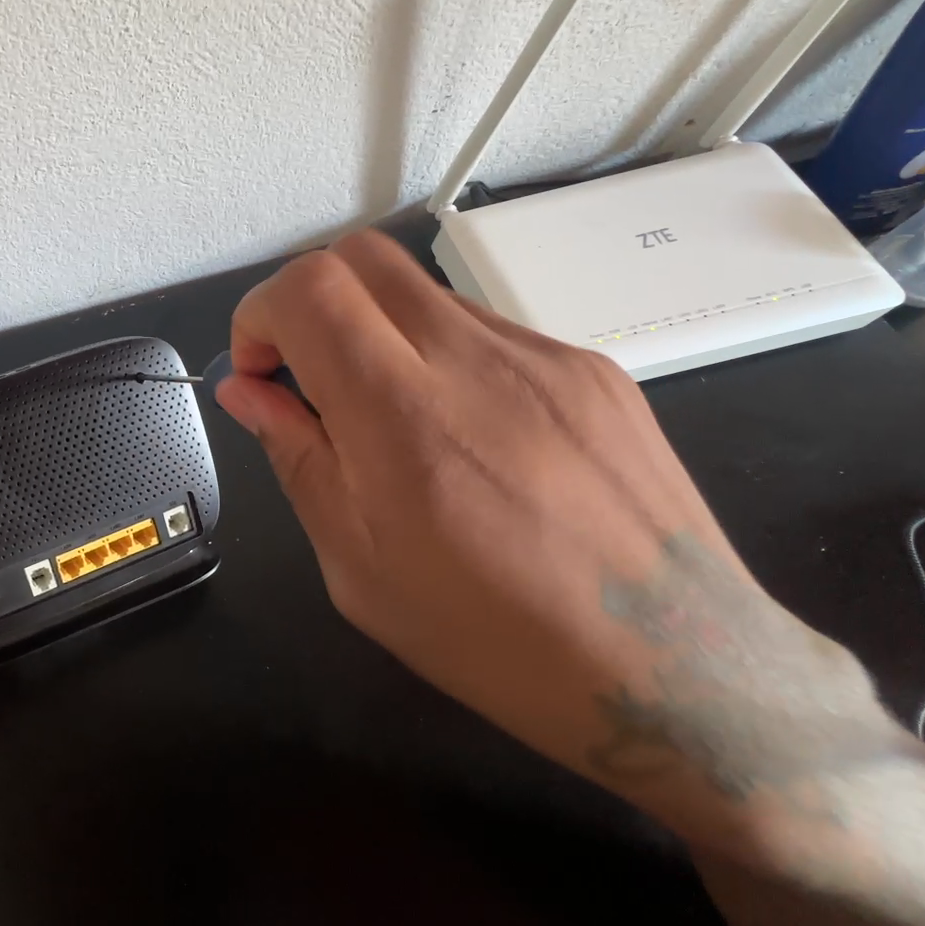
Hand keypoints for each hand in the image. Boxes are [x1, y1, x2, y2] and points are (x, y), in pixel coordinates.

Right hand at [214, 230, 902, 849]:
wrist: (675, 669)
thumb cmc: (487, 636)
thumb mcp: (356, 564)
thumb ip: (297, 457)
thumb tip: (248, 392)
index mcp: (404, 419)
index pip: (310, 289)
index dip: (259, 315)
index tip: (260, 376)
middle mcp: (477, 361)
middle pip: (363, 256)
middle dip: (306, 300)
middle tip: (305, 376)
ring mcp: (546, 356)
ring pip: (423, 290)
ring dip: (374, 332)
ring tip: (388, 421)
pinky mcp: (592, 368)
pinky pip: (485, 329)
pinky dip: (439, 357)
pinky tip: (463, 436)